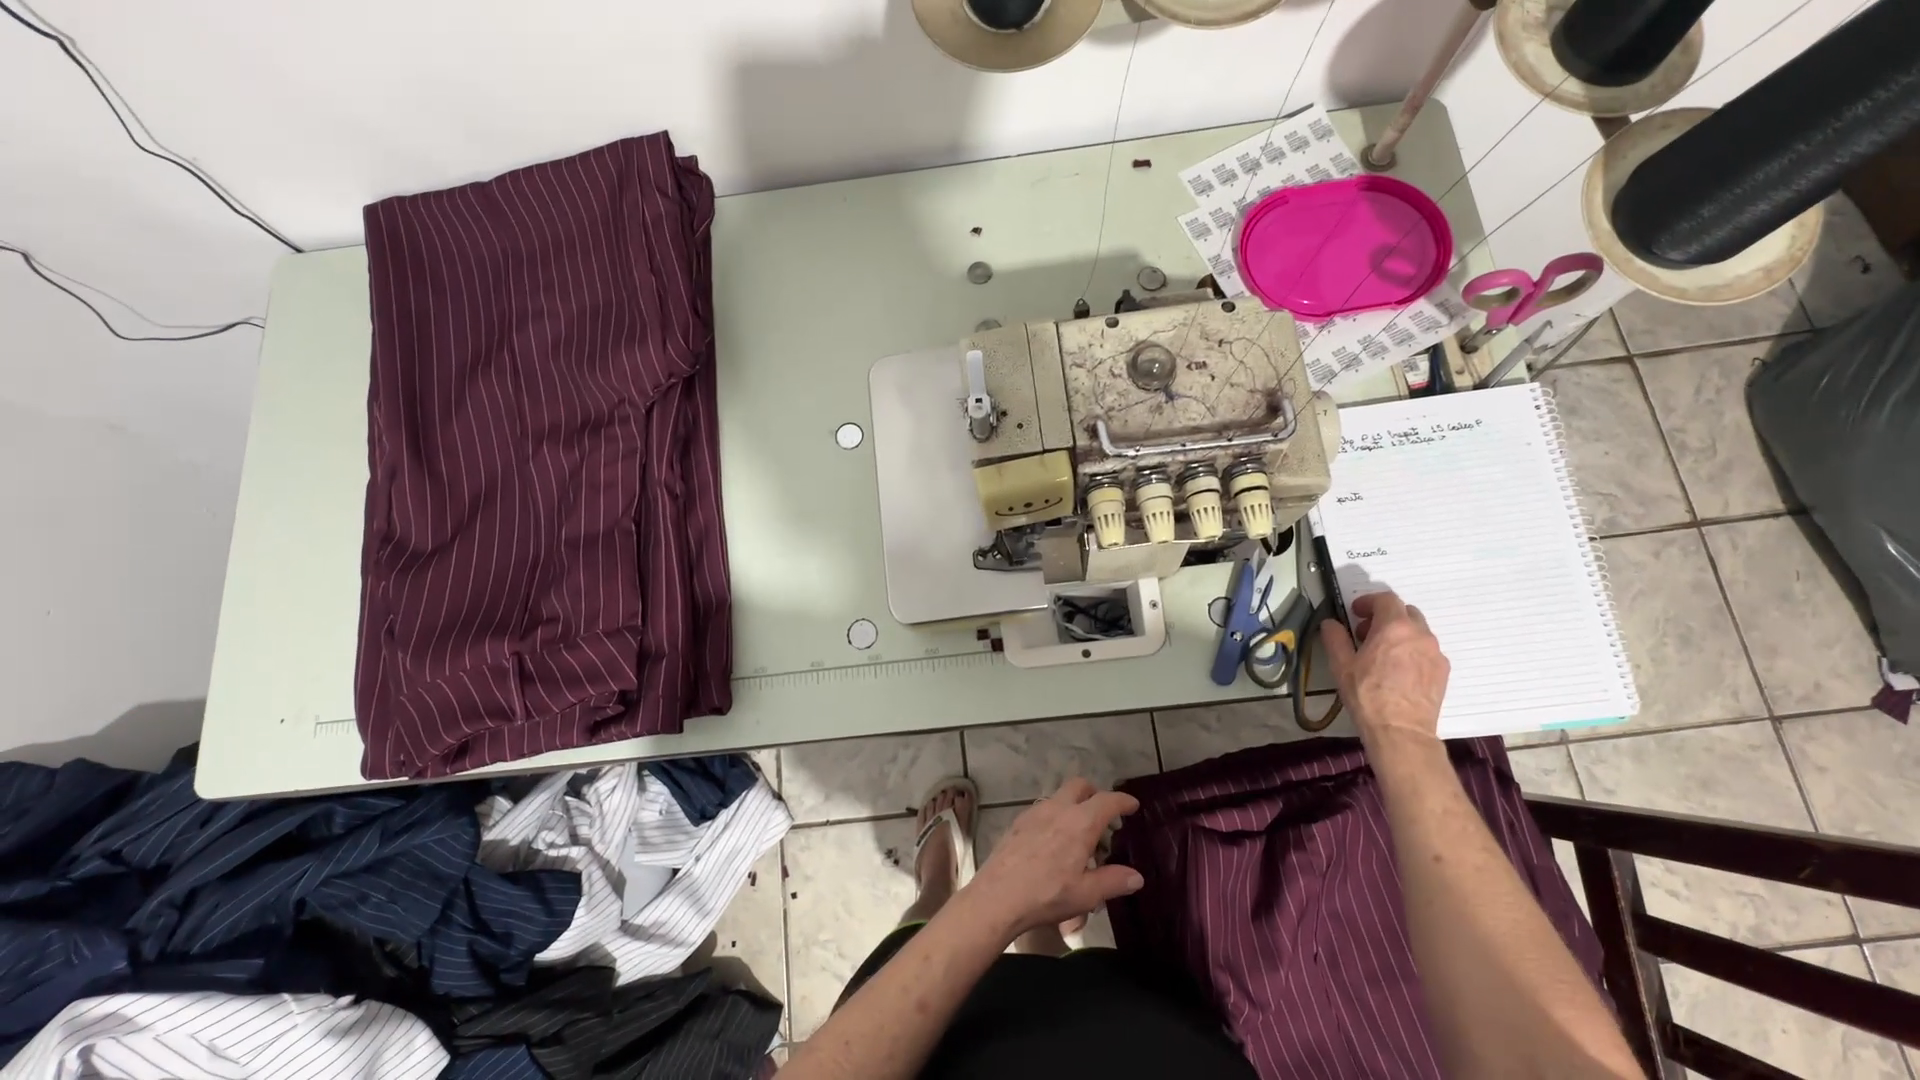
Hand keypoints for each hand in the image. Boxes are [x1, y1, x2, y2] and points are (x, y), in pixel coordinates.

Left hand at [961, 778, 1143, 938]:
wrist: (997, 897)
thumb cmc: (1046, 895)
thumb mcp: (1086, 894)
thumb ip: (1114, 882)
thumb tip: (1137, 877)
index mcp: (1080, 823)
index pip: (1107, 801)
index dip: (1123, 801)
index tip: (1132, 805)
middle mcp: (1058, 809)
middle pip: (1080, 786)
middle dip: (1095, 793)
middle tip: (1104, 814)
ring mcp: (1034, 813)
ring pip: (1059, 796)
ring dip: (1073, 805)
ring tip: (1078, 833)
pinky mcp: (1017, 823)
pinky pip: (1042, 809)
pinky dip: (1054, 815)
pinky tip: (1052, 842)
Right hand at [1319, 589, 1449, 748]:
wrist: (1401, 730)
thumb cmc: (1367, 695)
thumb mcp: (1342, 666)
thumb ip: (1335, 638)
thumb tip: (1330, 623)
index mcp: (1394, 627)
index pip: (1385, 599)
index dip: (1368, 602)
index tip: (1355, 613)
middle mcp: (1420, 634)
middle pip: (1405, 612)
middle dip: (1385, 617)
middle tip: (1366, 634)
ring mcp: (1435, 652)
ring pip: (1418, 631)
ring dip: (1399, 634)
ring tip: (1383, 654)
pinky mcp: (1443, 670)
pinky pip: (1427, 650)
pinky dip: (1412, 650)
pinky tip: (1399, 671)